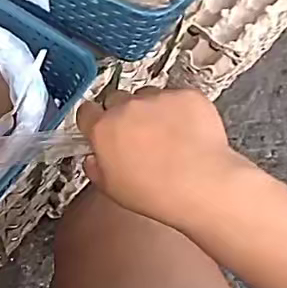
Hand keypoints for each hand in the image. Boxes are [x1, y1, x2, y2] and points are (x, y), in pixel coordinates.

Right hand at [76, 89, 253, 225]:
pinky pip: (178, 97)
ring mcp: (157, 98)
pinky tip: (186, 133)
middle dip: (123, 114)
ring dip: (152, 110)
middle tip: (137, 136)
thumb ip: (96, 168)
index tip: (99, 125)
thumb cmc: (157, 192)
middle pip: (117, 99)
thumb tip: (94, 160)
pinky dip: (181, 110)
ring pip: (148, 95)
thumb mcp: (112, 189)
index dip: (93, 120)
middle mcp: (127, 107)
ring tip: (167, 137)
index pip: (87, 111)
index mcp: (103, 129)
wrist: (200, 184)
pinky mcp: (185, 95)